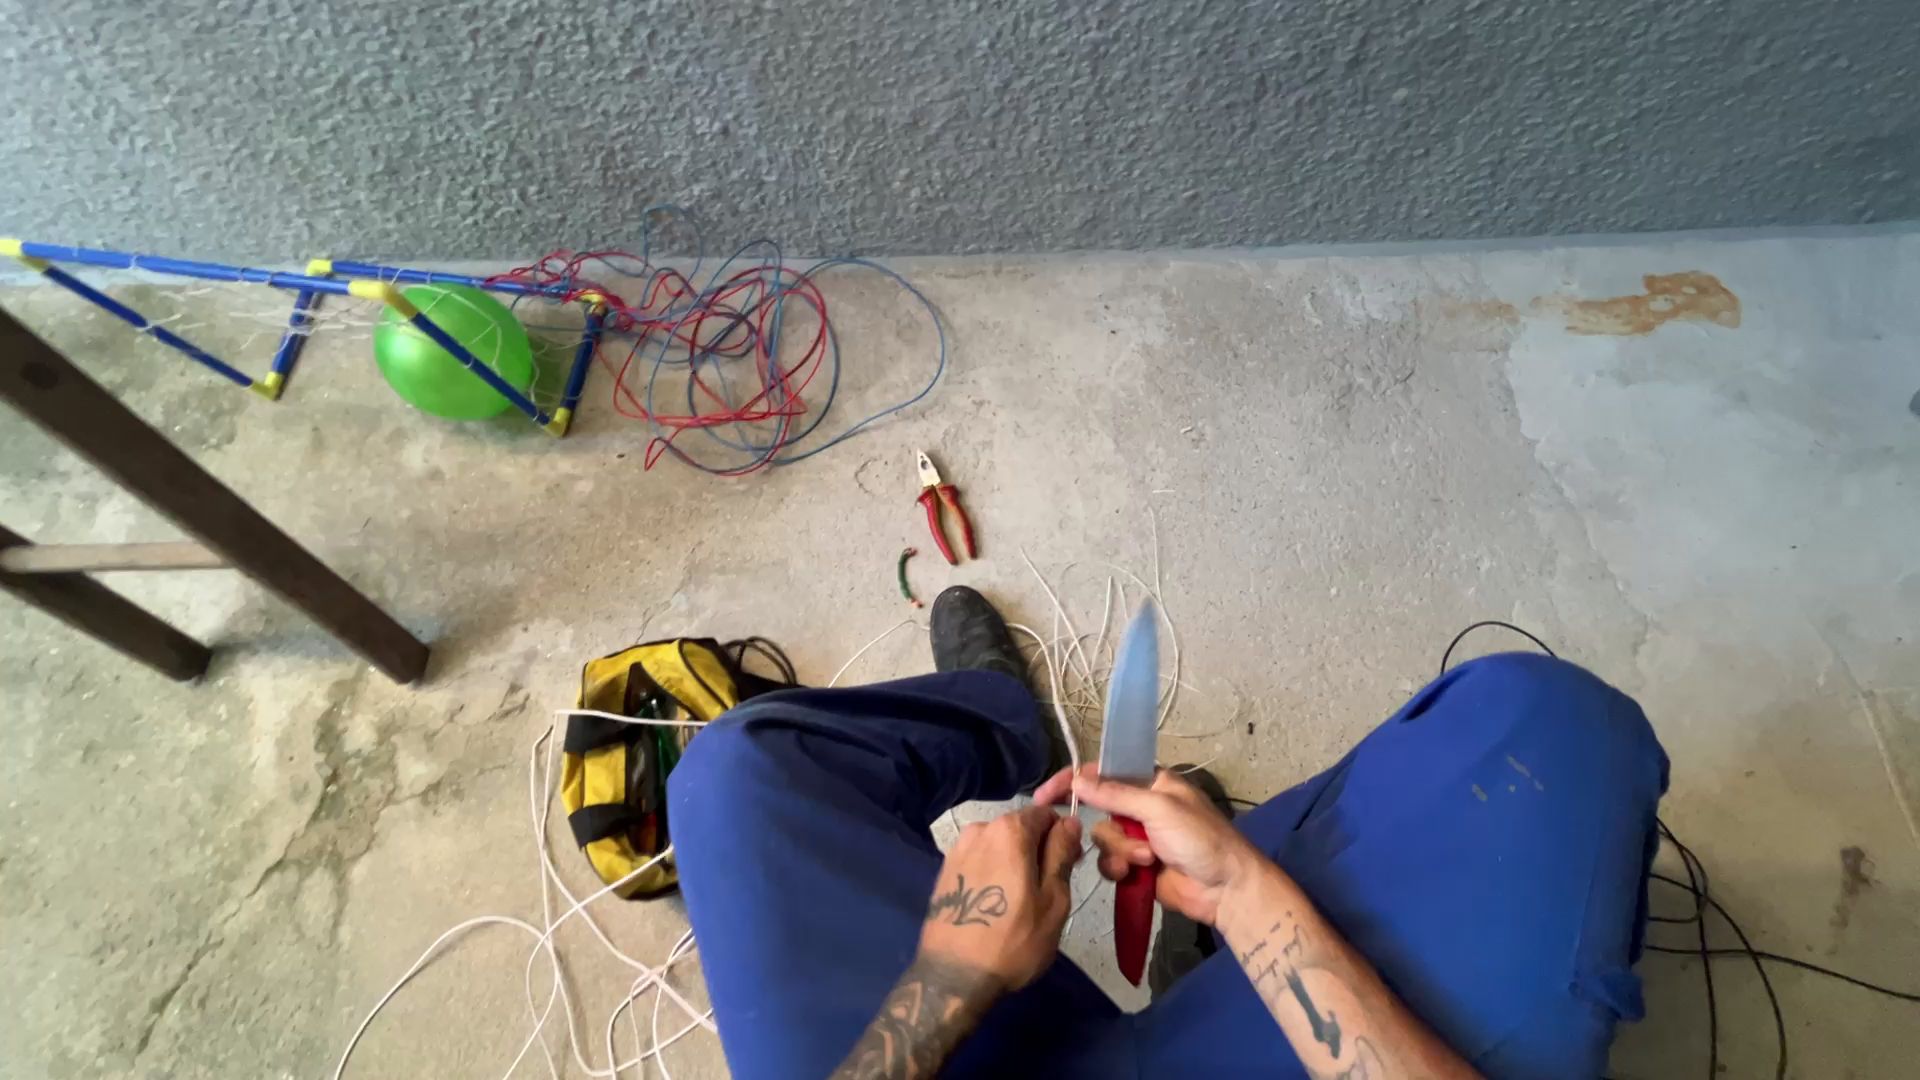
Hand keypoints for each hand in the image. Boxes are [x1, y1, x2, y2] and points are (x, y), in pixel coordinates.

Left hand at [917, 805, 1082, 989]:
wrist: (953, 975)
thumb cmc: (1013, 939)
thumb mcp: (1053, 900)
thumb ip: (1062, 854)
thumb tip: (1070, 822)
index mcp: (1009, 829)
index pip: (1045, 814)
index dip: (1062, 835)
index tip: (1069, 865)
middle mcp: (980, 828)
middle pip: (1020, 828)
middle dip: (1038, 850)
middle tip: (1047, 891)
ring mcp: (958, 848)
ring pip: (999, 845)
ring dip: (1015, 862)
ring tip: (1020, 902)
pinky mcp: (945, 869)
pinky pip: (980, 859)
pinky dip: (992, 872)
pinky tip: (994, 904)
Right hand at [1034, 764, 1261, 925]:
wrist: (1227, 890)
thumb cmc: (1200, 838)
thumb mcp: (1158, 809)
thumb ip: (1115, 795)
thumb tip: (1076, 781)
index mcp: (1149, 782)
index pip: (1102, 772)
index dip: (1073, 780)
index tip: (1046, 795)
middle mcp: (1139, 806)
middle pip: (1098, 808)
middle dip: (1105, 825)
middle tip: (1078, 831)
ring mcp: (1137, 837)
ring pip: (1102, 838)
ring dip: (1119, 850)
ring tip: (1146, 858)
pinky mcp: (1136, 866)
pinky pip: (1109, 862)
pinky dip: (1118, 868)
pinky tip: (1135, 873)